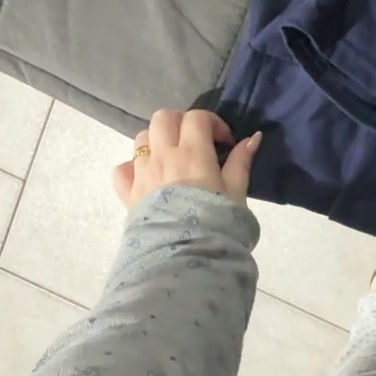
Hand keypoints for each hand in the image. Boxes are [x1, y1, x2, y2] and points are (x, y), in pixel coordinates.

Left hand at [111, 108, 260, 209]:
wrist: (185, 258)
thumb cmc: (217, 224)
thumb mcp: (237, 192)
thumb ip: (241, 162)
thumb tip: (253, 137)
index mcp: (192, 153)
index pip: (196, 117)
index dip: (213, 122)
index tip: (225, 142)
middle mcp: (163, 156)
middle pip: (163, 117)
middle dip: (182, 121)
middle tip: (197, 140)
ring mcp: (141, 173)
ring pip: (141, 138)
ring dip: (158, 140)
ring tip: (173, 158)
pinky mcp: (128, 193)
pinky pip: (122, 169)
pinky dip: (133, 166)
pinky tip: (148, 177)